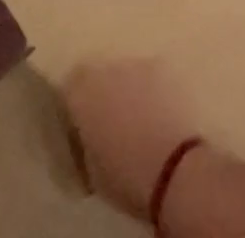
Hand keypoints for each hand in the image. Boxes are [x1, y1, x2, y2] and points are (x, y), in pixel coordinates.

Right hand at [62, 58, 200, 218]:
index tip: (84, 124)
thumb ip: (85, 144)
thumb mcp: (92, 170)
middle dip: (103, 94)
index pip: (68, 89)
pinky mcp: (165, 69)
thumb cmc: (126, 177)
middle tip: (114, 121)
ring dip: (129, 89)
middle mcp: (103, 72)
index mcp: (79, 96)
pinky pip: (153, 76)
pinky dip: (154, 90)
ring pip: (127, 73)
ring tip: (141, 117)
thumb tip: (91, 139)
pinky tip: (162, 111)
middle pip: (98, 75)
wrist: (176, 170)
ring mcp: (136, 66)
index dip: (77, 105)